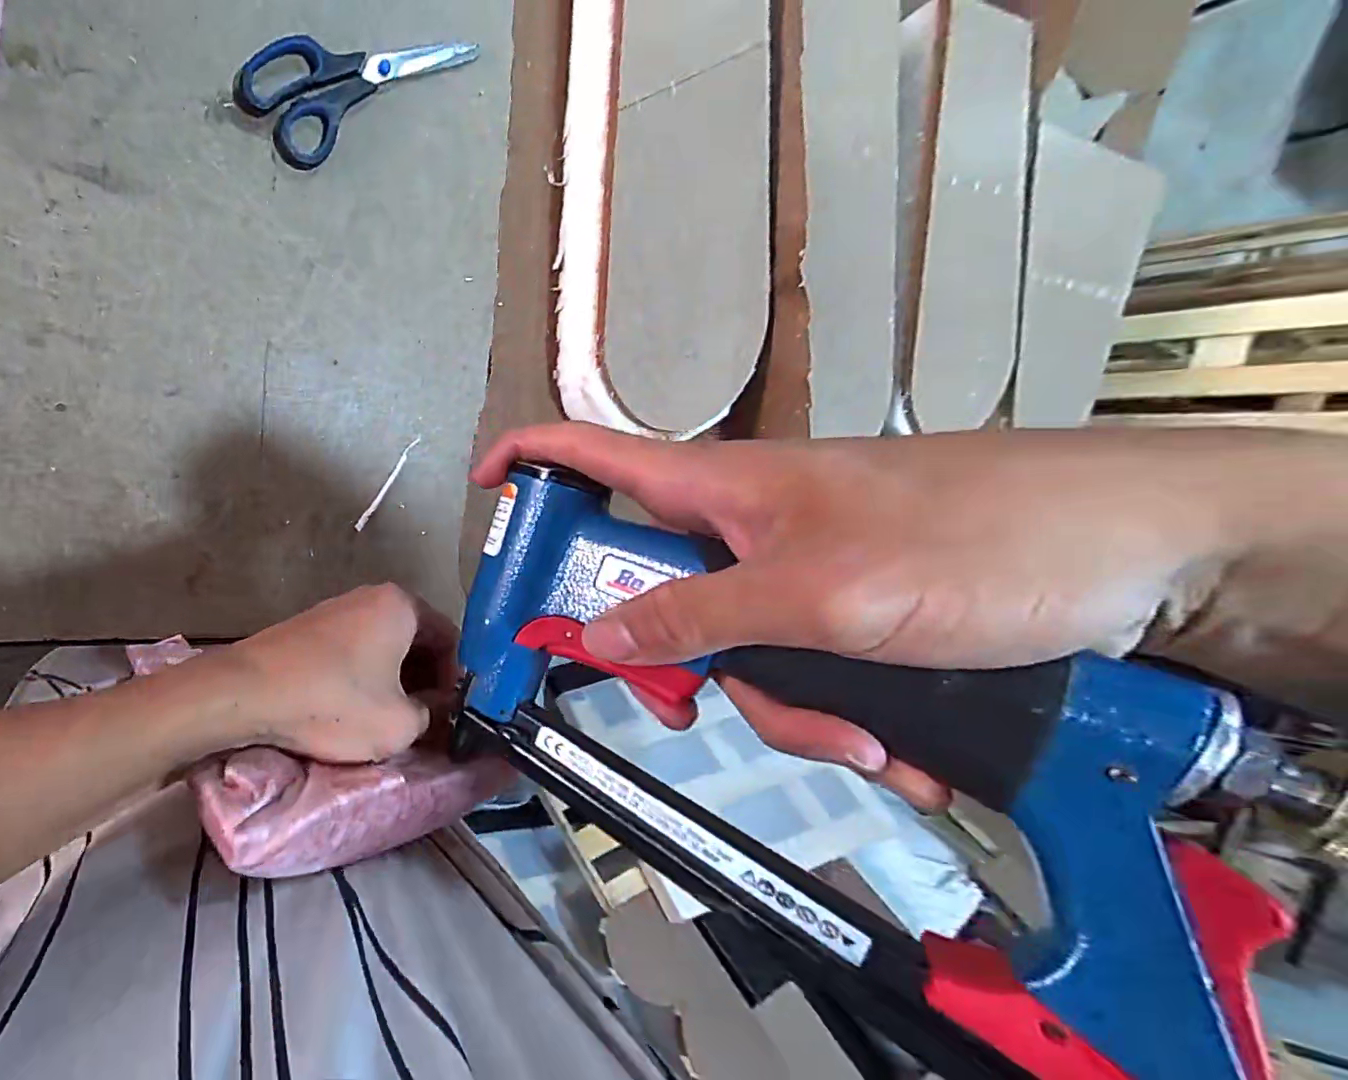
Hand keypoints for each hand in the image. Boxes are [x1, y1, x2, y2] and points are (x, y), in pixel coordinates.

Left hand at [224, 584, 459, 763]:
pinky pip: (355, 650)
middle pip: (417, 641)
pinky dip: (366, 676)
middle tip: (426, 721)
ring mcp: (337, 609)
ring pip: (384, 647)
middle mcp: (372, 596)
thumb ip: (432, 715)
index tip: (452, 716)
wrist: (245, 692)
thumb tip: (437, 710)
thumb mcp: (398, 723)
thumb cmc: (332, 703)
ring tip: (392, 720)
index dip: (457, 681)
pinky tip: (355, 708)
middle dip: (426, 682)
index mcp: (402, 605)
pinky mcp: (311, 627)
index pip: (451, 640)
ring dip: (396, 681)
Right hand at [473, 423, 1254, 808]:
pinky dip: (826, 709)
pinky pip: (784, 667)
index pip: (586, 450)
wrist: (1140, 551)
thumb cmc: (970, 541)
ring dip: (775, 705)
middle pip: (642, 589)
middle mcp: (730, 528)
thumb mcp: (816, 593)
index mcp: (709, 489)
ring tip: (861, 734)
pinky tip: (891, 737)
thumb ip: (695, 616)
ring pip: (720, 646)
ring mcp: (777, 571)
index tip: (485, 487)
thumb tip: (595, 640)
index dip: (525, 458)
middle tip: (685, 705)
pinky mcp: (828, 609)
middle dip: (665, 659)